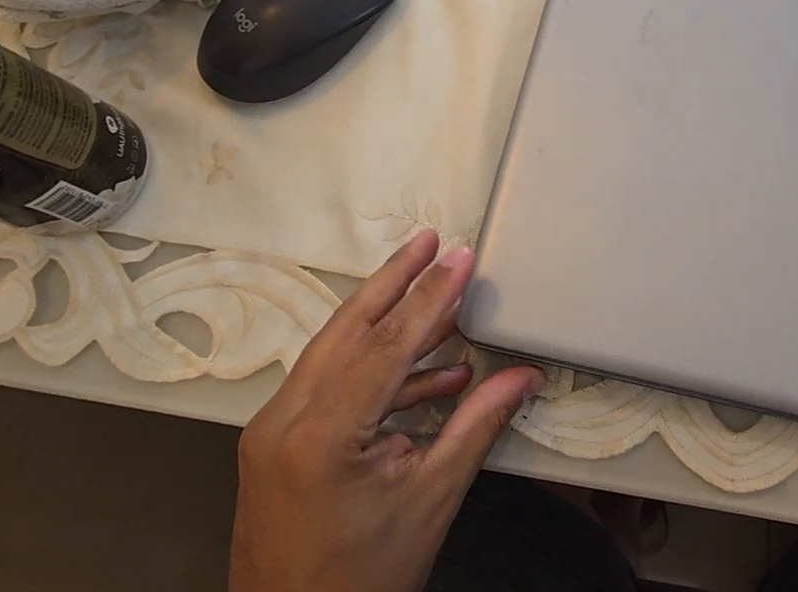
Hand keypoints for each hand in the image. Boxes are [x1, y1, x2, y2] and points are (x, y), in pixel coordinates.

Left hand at [229, 229, 546, 591]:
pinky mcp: (278, 438)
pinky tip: (427, 368)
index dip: (431, 296)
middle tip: (430, 241)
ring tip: (435, 291)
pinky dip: (376, 368)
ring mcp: (274, 426)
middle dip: (394, 280)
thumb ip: (477, 425)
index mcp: (321, 435)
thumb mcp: (431, 498)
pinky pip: (330, 383)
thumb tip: (522, 376)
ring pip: (336, 349)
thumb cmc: (363, 579)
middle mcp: (285, 418)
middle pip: (349, 328)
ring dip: (386, 319)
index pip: (386, 344)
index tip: (461, 256)